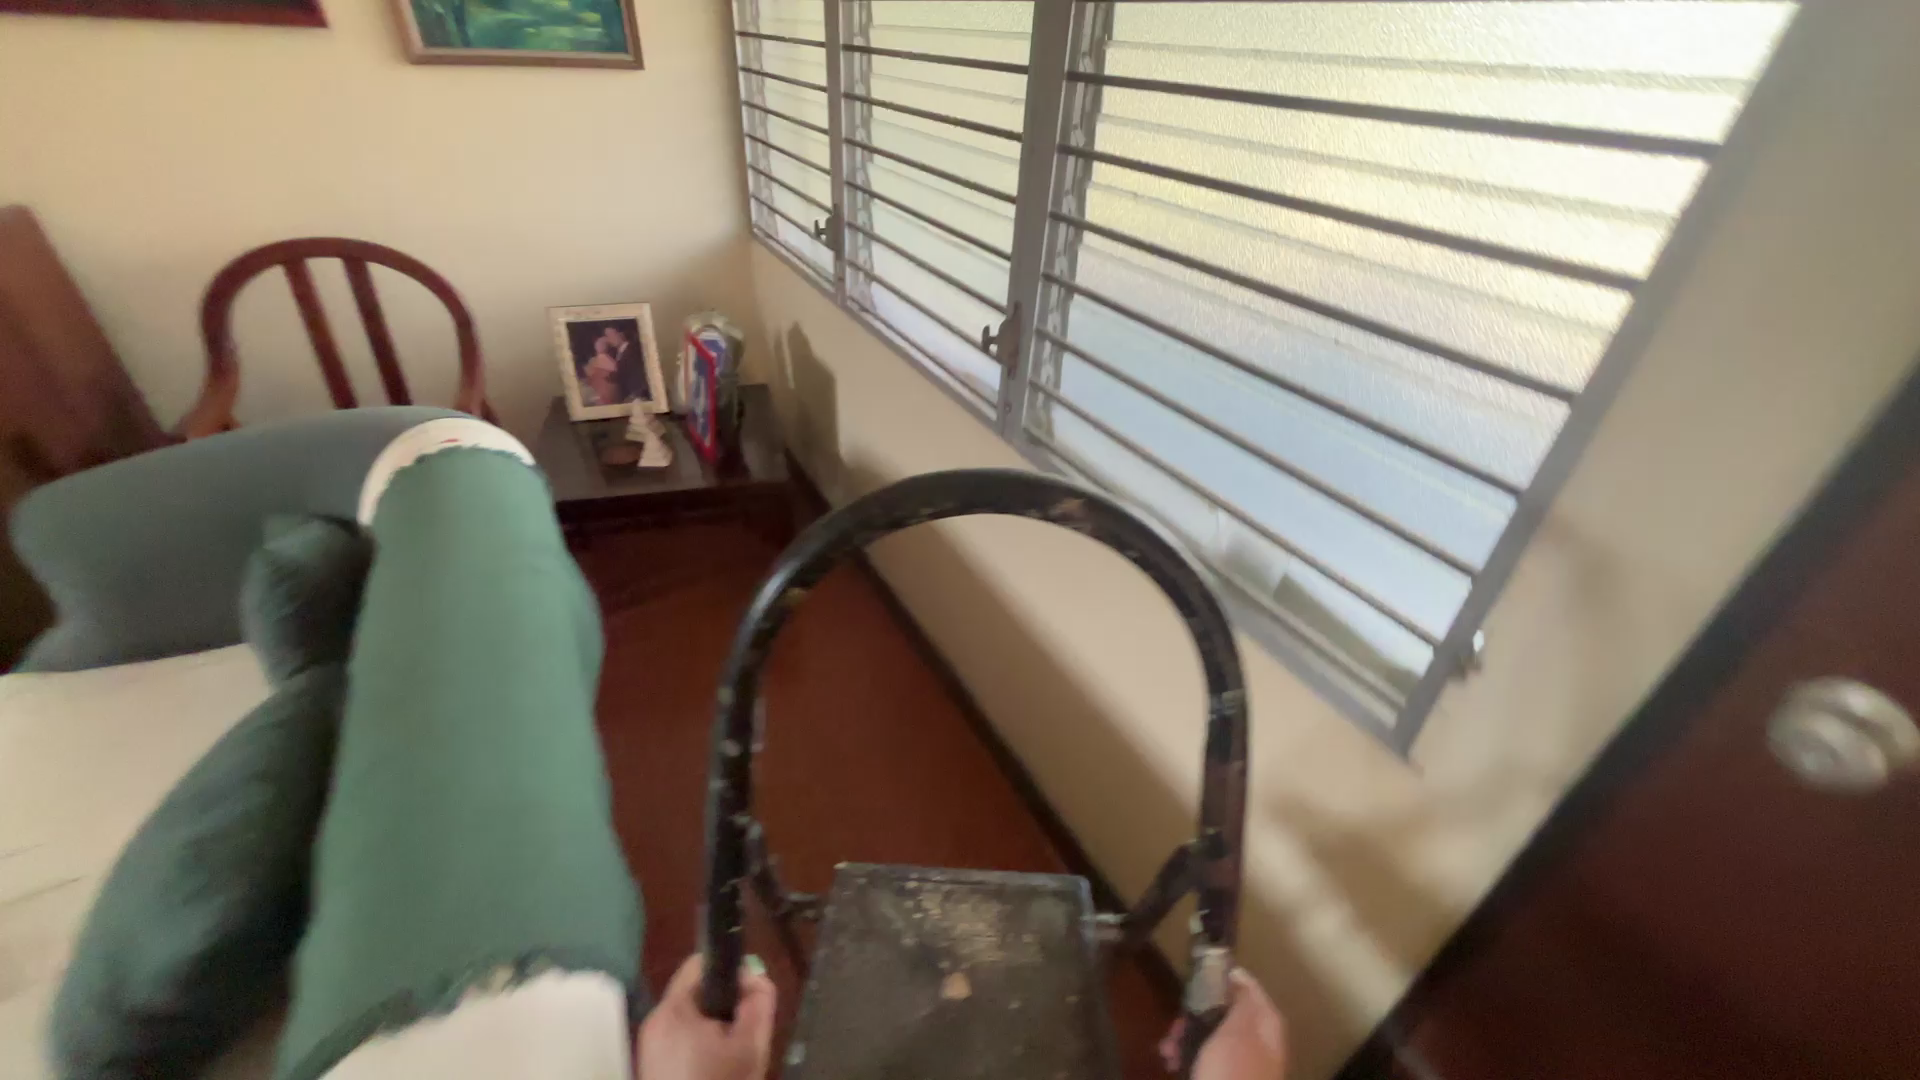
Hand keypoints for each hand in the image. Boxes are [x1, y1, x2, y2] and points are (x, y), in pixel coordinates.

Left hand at [637, 955, 776, 1079]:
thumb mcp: (751, 1045)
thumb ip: (759, 1000)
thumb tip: (756, 977)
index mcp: (673, 1010)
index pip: (701, 962)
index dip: (731, 970)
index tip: (748, 995)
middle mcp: (655, 1021)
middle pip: (698, 991)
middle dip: (725, 1004)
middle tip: (744, 1030)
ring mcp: (649, 1046)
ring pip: (692, 1017)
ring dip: (714, 1027)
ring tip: (730, 1055)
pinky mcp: (650, 1066)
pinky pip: (681, 1039)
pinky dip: (700, 1045)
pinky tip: (715, 1070)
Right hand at [1159, 969, 1287, 1079]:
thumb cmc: (1233, 1074)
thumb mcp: (1236, 1031)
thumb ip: (1239, 1000)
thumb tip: (1238, 973)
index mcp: (1266, 1025)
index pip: (1247, 986)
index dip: (1223, 976)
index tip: (1196, 971)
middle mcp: (1257, 1041)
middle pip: (1223, 1011)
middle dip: (1195, 1013)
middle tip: (1176, 1020)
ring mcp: (1242, 1063)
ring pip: (1210, 1034)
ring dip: (1185, 1036)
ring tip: (1167, 1047)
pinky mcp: (1225, 1078)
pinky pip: (1204, 1058)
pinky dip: (1186, 1055)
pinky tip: (1171, 1061)